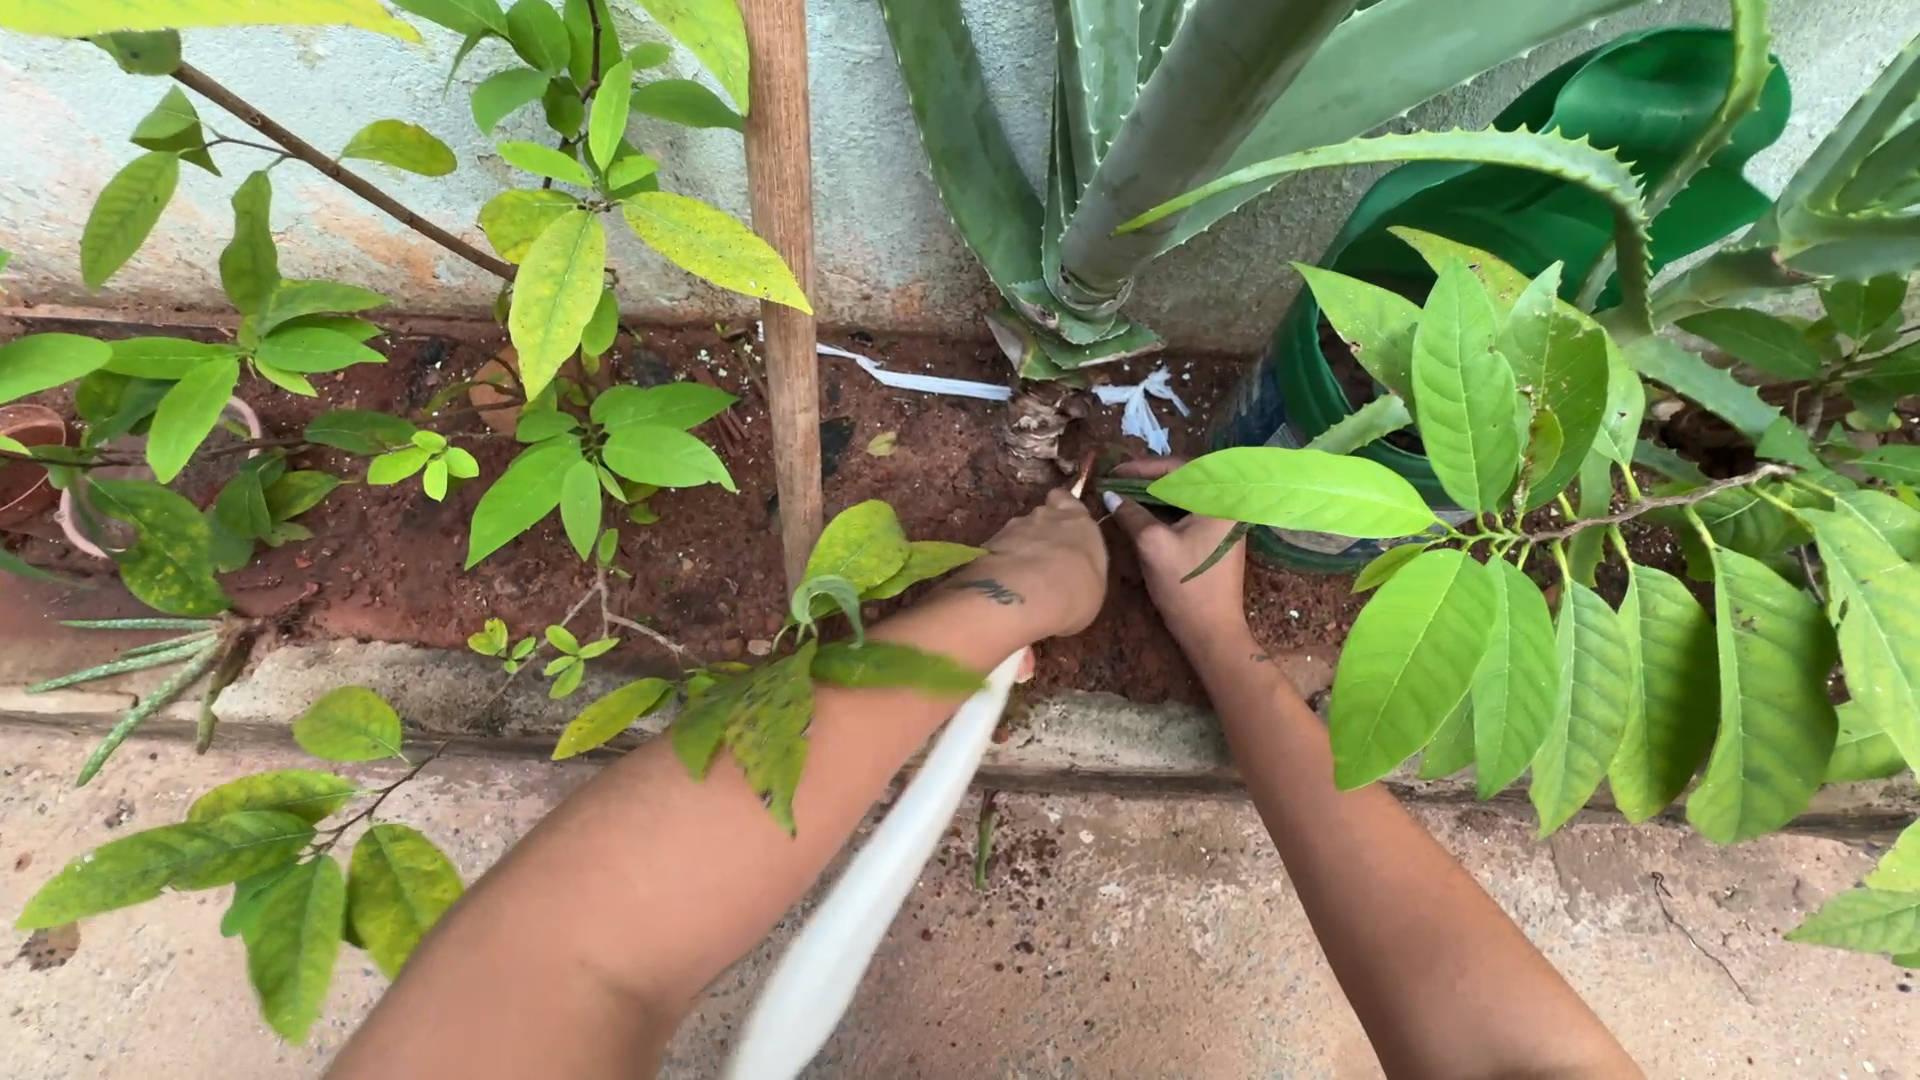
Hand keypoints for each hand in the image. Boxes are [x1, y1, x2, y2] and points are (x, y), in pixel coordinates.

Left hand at [944, 489, 1107, 639]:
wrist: (1024, 596)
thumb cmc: (1075, 593)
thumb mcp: (1093, 588)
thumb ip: (1083, 571)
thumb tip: (1075, 576)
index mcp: (1078, 522)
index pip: (1067, 500)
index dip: (1062, 509)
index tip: (1062, 524)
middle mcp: (1045, 516)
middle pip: (1041, 516)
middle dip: (1041, 532)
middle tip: (1044, 559)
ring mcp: (1013, 528)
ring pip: (1017, 533)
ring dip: (1019, 549)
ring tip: (1021, 578)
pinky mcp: (988, 544)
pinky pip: (998, 550)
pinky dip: (1001, 563)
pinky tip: (1004, 584)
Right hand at [1105, 458, 1249, 647]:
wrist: (1212, 630)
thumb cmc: (1185, 587)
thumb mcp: (1152, 545)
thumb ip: (1131, 514)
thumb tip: (1109, 495)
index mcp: (1221, 500)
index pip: (1180, 467)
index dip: (1143, 467)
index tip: (1113, 472)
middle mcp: (1229, 504)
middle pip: (1185, 477)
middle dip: (1149, 477)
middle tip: (1117, 480)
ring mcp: (1226, 521)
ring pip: (1187, 494)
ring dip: (1156, 492)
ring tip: (1125, 494)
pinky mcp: (1218, 536)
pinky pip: (1190, 511)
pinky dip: (1167, 508)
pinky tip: (1144, 512)